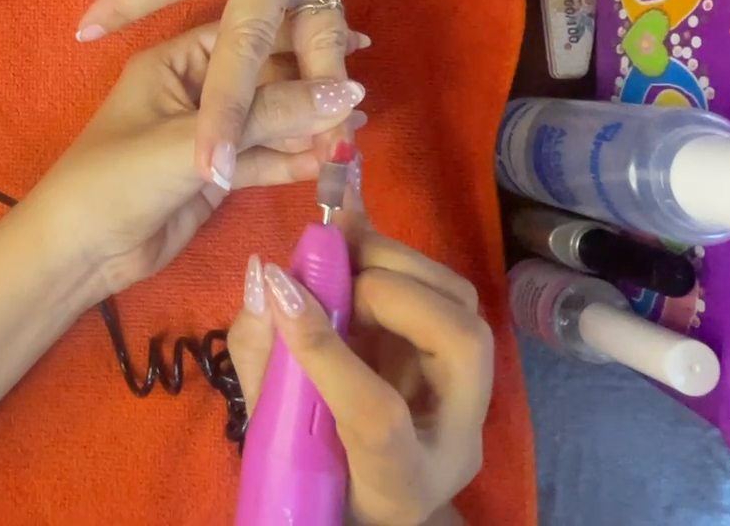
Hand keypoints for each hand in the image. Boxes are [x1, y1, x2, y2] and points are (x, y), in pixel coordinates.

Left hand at [23, 21, 367, 296]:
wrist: (82, 250)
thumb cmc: (119, 177)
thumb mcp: (190, 141)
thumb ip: (265, 117)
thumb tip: (347, 92)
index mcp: (174, 63)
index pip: (241, 39)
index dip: (293, 37)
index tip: (348, 39)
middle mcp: (195, 92)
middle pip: (260, 82)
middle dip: (308, 89)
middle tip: (363, 91)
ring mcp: (207, 135)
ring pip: (266, 125)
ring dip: (307, 129)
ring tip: (357, 129)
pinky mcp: (216, 175)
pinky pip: (262, 160)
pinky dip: (294, 161)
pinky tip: (332, 159)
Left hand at [74, 0, 412, 181]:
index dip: (125, 1)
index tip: (85, 30)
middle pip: (248, 39)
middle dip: (228, 109)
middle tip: (205, 169)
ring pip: (308, 46)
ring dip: (307, 109)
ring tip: (309, 165)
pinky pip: (332, 28)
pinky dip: (334, 73)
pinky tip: (338, 118)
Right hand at [228, 210, 493, 525]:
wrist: (372, 495)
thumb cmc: (314, 471)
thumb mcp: (269, 429)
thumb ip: (260, 358)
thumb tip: (263, 277)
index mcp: (398, 484)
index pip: (378, 419)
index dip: (325, 349)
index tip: (278, 290)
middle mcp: (453, 436)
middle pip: (458, 344)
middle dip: (383, 287)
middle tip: (319, 270)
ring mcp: (469, 391)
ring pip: (460, 304)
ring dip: (392, 262)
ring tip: (334, 252)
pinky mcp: (459, 348)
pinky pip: (444, 287)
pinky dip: (395, 254)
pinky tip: (351, 234)